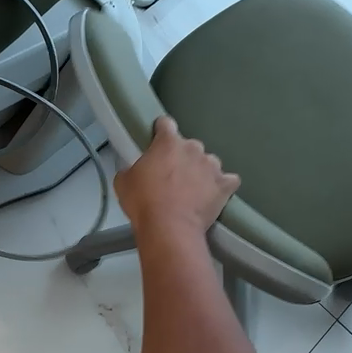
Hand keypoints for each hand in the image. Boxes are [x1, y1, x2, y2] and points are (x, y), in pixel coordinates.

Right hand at [116, 117, 239, 245]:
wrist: (169, 228)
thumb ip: (131, 168)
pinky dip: (222, 186)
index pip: (166, 124)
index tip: (157, 141)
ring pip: (209, 162)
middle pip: (189, 146)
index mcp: (167, 142)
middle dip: (182, 157)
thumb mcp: (123, 182)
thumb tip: (134, 171)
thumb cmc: (143, 202)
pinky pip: (228, 180)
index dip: (161, 132)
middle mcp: (193, 148)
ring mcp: (212, 166)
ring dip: (202, 171)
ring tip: (194, 189)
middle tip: (172, 176)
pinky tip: (215, 195)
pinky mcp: (224, 185)